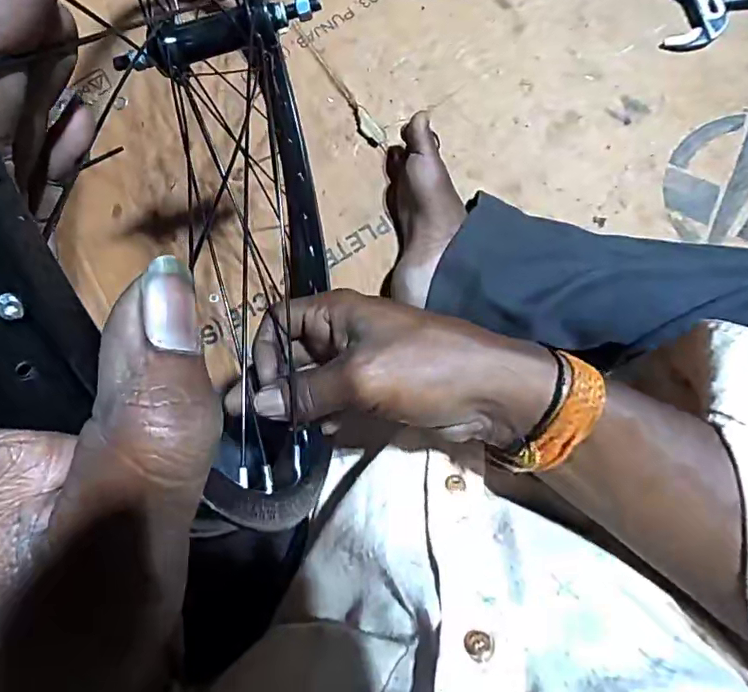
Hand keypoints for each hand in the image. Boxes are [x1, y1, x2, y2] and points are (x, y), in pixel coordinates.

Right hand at [227, 289, 553, 445]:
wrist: (494, 394)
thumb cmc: (423, 368)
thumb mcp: (360, 377)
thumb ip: (306, 392)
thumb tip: (255, 404)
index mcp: (333, 311)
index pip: (278, 320)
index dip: (265, 351)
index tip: (266, 390)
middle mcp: (338, 332)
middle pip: (290, 352)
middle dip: (274, 384)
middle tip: (253, 422)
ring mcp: (356, 362)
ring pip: (310, 380)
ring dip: (295, 404)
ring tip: (280, 434)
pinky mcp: (373, 389)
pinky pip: (333, 399)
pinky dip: (321, 415)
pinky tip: (315, 436)